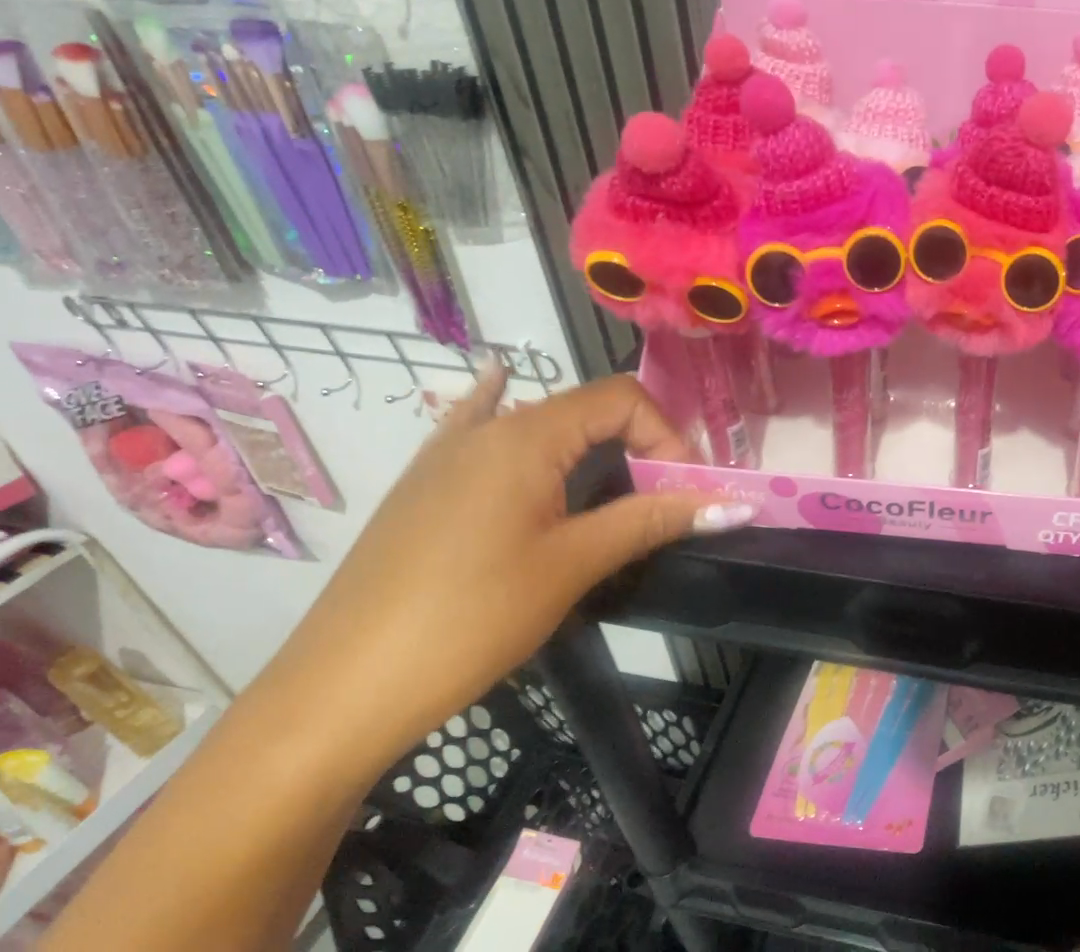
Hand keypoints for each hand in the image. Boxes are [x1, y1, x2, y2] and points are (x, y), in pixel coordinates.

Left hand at [255, 363, 753, 766]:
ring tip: (616, 496)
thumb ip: (653, 520)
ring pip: (538, 428)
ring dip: (591, 451)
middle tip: (668, 504)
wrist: (343, 688)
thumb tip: (736, 502)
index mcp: (525, 435)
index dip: (669, 436)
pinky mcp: (424, 488)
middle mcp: (484, 428)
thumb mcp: (573, 564)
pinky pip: (478, 433)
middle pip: (583, 410)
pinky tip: (500, 391)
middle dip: (640, 446)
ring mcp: (445, 455)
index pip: (622, 400)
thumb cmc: (472, 617)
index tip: (690, 493)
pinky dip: (511, 422)